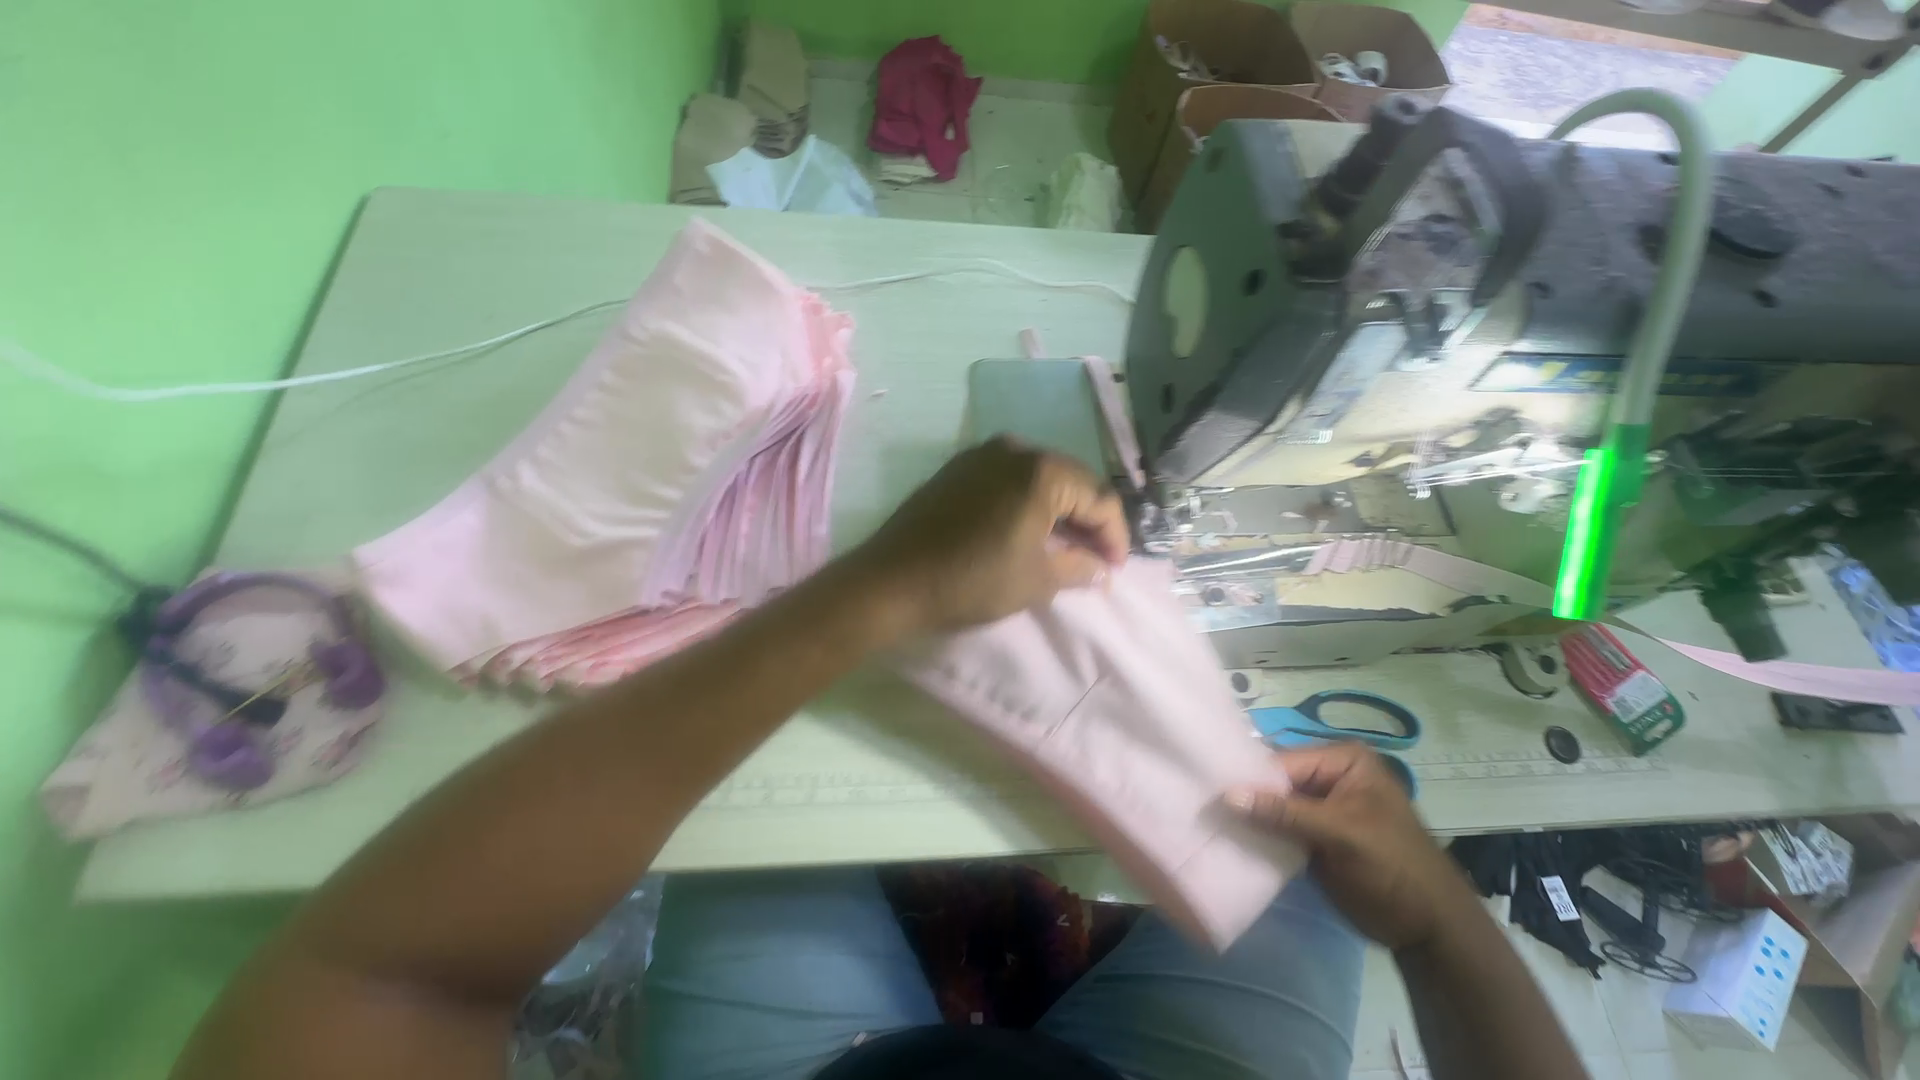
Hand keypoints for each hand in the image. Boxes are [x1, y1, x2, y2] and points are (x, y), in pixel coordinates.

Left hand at [851, 438, 1129, 634]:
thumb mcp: (1036, 581)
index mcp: (1042, 471)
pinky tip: (1028, 530)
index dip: (1115, 536)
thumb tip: (1101, 567)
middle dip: (1089, 519)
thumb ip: (1080, 568)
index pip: (1100, 498)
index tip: (1116, 569)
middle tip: (1096, 558)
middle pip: (1073, 480)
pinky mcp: (958, 467)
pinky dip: (1028, 502)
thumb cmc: (972, 581)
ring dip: (1060, 509)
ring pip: (1041, 477)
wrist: (892, 581)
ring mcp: (982, 454)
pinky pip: (1010, 478)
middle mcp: (1016, 449)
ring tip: (1065, 547)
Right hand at [1227, 742, 1477, 950]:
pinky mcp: (1312, 837)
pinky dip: (1258, 836)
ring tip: (1209, 825)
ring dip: (1247, 819)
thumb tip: (1226, 796)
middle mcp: (1329, 777)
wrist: (1428, 928)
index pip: (1282, 762)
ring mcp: (1320, 808)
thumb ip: (1285, 814)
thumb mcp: (1341, 835)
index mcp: (1344, 761)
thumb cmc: (1395, 869)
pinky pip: (1276, 829)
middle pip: (1274, 781)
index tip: (1208, 793)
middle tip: (1204, 811)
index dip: (1249, 779)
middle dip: (1245, 798)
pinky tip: (1230, 842)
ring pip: (1271, 806)